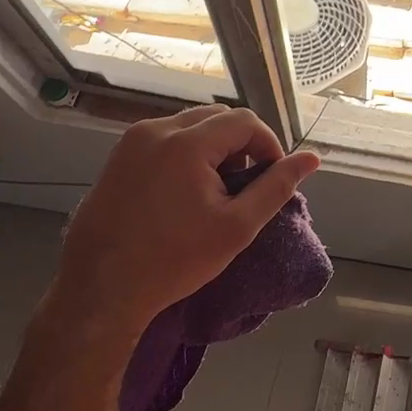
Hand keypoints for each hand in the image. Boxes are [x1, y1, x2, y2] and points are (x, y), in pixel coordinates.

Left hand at [54, 105, 319, 332]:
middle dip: (241, 145)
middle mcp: (156, 131)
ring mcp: (131, 143)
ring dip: (214, 149)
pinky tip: (183, 194)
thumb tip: (312, 159)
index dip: (268, 145)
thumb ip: (276, 186)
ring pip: (190, 127)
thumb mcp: (237, 226)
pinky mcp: (116, 159)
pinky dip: (186, 155)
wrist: (99, 291)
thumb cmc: (174, 260)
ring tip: (215, 193)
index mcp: (186, 143)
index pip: (245, 121)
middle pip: (217, 118)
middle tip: (244, 187)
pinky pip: (164, 140)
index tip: (271, 178)